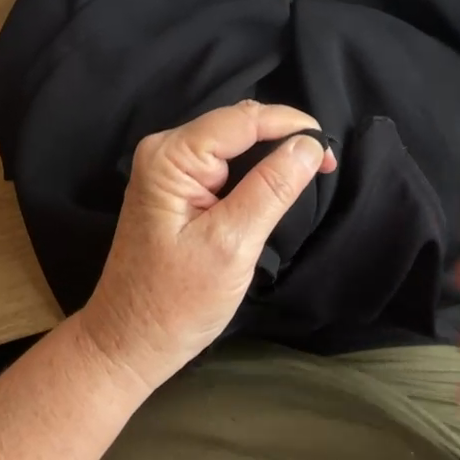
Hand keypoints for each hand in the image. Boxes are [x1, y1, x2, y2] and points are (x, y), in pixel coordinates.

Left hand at [77, 102, 335, 388]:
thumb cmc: (177, 302)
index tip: (331, 150)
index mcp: (171, 155)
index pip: (241, 118)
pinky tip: (274, 183)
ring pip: (230, 140)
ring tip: (309, 172)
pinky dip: (251, 168)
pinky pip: (220, 161)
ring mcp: (165, 167)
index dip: (290, 125)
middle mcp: (164, 149)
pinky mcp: (172, 186)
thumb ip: (271, 189)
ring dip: (269, 152)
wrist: (128, 341)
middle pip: (235, 123)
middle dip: (282, 136)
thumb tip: (309, 145)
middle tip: (326, 165)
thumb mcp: (232, 244)